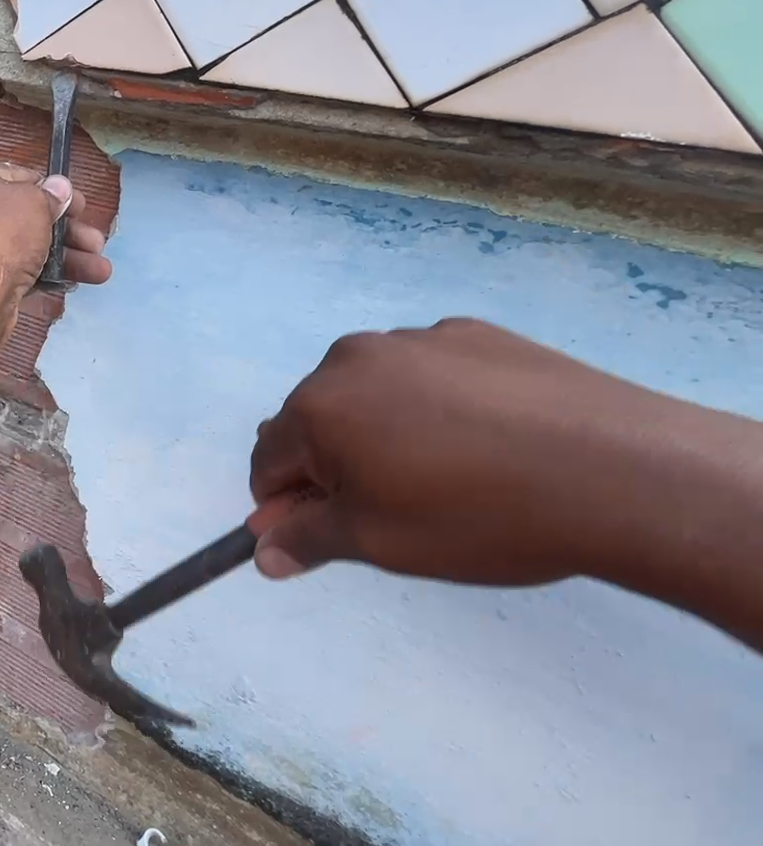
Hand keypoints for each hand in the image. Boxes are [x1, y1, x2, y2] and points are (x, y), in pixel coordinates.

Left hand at [0, 160, 111, 357]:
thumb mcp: (33, 203)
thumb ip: (49, 196)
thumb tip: (58, 187)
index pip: (16, 177)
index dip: (52, 190)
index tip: (80, 205)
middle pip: (23, 215)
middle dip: (66, 229)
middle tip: (97, 242)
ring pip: (23, 246)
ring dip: (64, 256)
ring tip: (101, 271)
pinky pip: (14, 271)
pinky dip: (43, 275)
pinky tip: (75, 283)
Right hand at [247, 319, 751, 587]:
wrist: (626, 474)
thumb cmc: (478, 516)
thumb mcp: (378, 543)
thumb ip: (307, 540)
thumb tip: (262, 554)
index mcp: (314, 409)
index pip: (268, 461)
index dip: (286, 503)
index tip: (325, 528)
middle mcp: (346, 361)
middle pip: (313, 420)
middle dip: (332, 462)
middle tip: (391, 502)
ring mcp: (411, 340)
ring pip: (366, 390)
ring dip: (378, 426)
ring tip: (446, 467)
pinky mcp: (470, 334)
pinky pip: (424, 370)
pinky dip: (432, 400)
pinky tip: (483, 435)